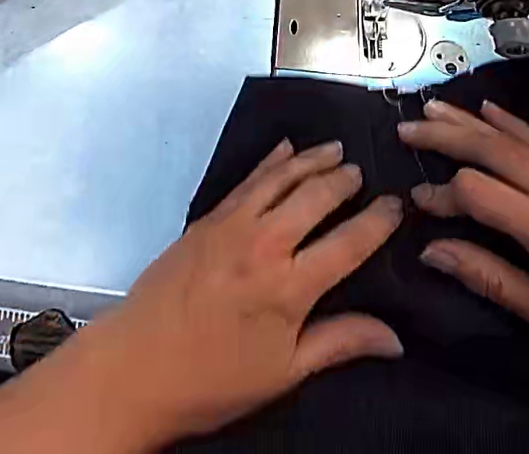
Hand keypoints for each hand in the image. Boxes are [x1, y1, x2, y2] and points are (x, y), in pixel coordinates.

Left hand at [49, 140, 403, 450]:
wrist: (133, 369)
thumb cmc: (209, 380)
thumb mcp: (282, 373)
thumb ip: (341, 343)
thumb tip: (394, 338)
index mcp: (289, 288)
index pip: (350, 241)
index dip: (379, 220)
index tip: (395, 206)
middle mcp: (265, 245)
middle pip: (319, 196)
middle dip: (346, 180)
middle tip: (362, 173)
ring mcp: (235, 225)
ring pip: (285, 177)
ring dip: (314, 159)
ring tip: (336, 149)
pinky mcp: (210, 217)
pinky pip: (250, 178)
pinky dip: (272, 160)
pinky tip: (286, 148)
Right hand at [399, 102, 528, 453]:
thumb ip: (490, 276)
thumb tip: (435, 250)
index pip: (476, 193)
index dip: (440, 197)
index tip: (413, 205)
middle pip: (491, 149)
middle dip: (446, 135)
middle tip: (407, 126)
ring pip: (516, 138)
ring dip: (473, 122)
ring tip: (436, 107)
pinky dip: (514, 124)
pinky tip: (493, 111)